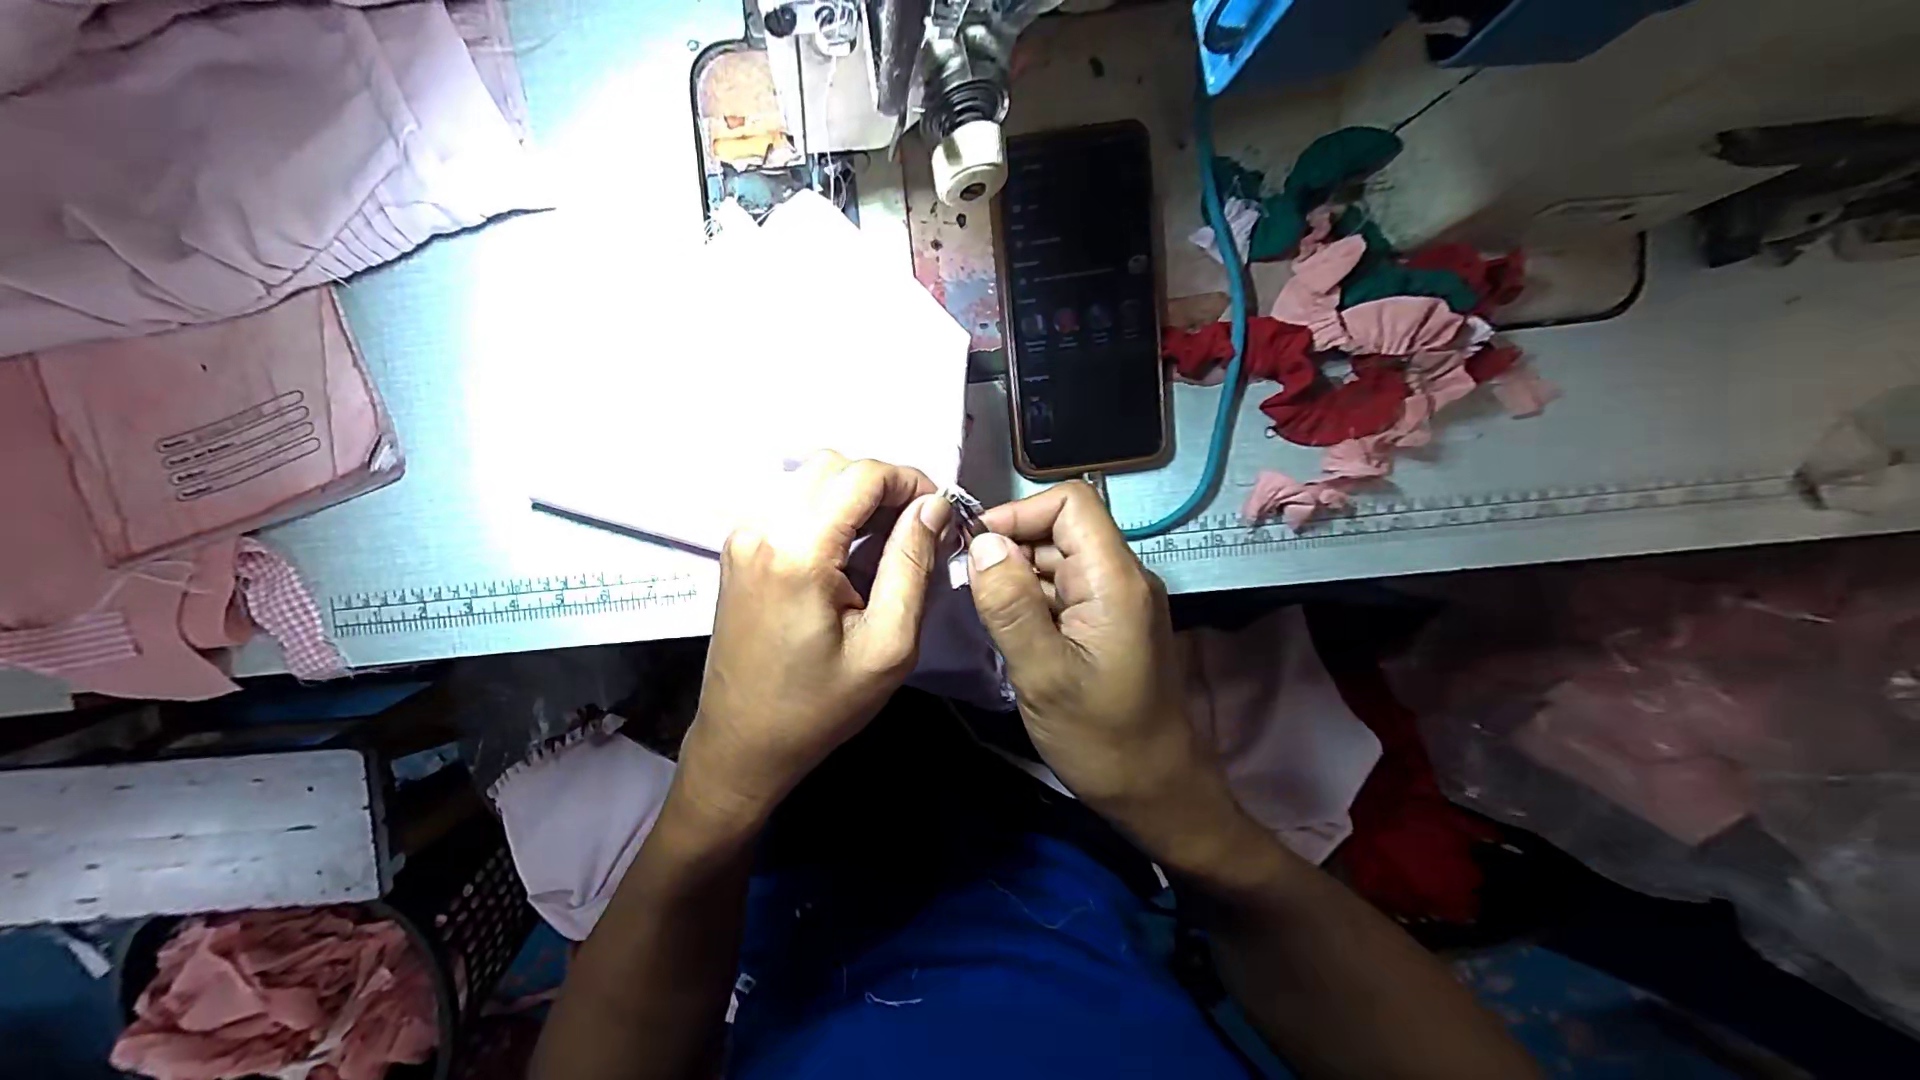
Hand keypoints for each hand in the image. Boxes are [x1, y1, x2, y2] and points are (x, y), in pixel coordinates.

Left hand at [678, 452, 951, 831]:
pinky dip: (830, 508)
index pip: (862, 475)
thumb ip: (912, 565)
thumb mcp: (888, 645)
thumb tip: (933, 506)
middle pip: (834, 465)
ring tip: (887, 539)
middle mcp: (760, 529)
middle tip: (917, 527)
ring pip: (811, 477)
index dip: (910, 482)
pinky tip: (850, 549)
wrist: (742, 742)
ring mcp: (742, 536)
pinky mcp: (739, 548)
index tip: (940, 512)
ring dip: (857, 494)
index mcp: (796, 552)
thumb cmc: (819, 706)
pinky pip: (792, 501)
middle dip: (884, 485)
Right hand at [965, 482, 1244, 860]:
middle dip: (1011, 549)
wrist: (1155, 792)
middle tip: (970, 587)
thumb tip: (981, 543)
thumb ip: (1010, 604)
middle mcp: (1122, 578)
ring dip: (1018, 577)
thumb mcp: (1043, 674)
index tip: (975, 546)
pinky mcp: (1109, 623)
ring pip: (1059, 561)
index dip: (1019, 513)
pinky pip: (1065, 591)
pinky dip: (1032, 600)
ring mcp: (1118, 601)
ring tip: (986, 612)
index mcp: (1115, 580)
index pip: (1071, 504)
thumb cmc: (1101, 738)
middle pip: (1061, 531)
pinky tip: (1011, 630)